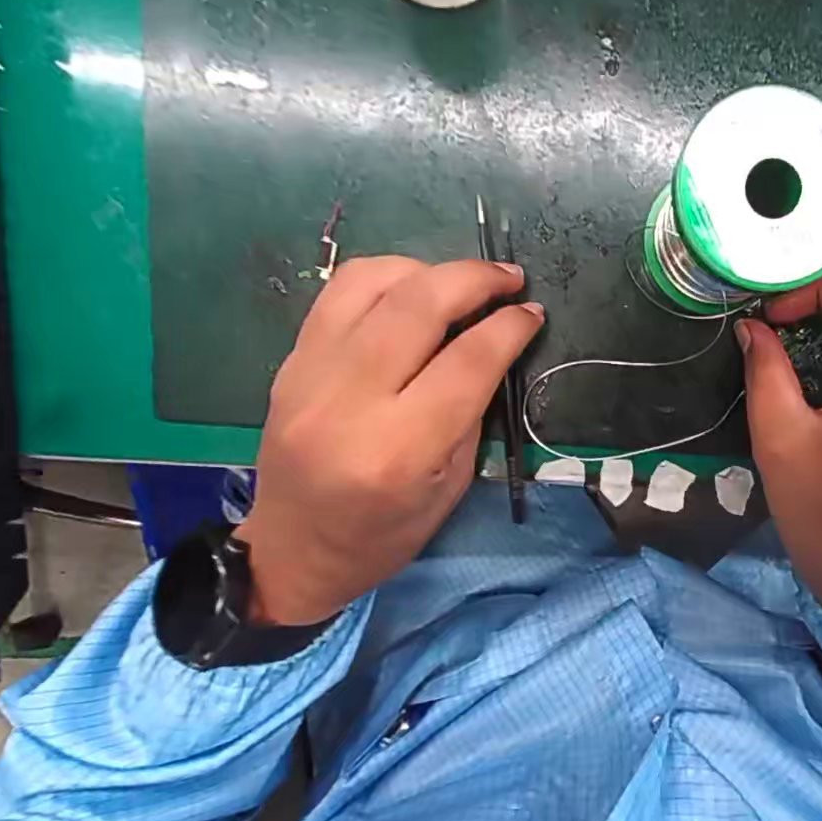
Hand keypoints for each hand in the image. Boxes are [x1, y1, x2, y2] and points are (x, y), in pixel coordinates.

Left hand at [236, 256, 543, 625]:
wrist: (291, 550)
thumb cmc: (381, 537)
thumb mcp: (448, 488)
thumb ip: (470, 413)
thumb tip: (490, 345)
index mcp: (398, 451)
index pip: (466, 363)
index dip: (509, 328)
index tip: (532, 313)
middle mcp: (349, 403)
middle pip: (418, 307)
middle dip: (474, 280)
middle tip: (509, 278)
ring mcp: (309, 376)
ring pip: (372, 283)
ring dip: (428, 269)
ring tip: (457, 283)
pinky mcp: (290, 363)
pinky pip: (337, 293)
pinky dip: (383, 278)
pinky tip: (408, 291)